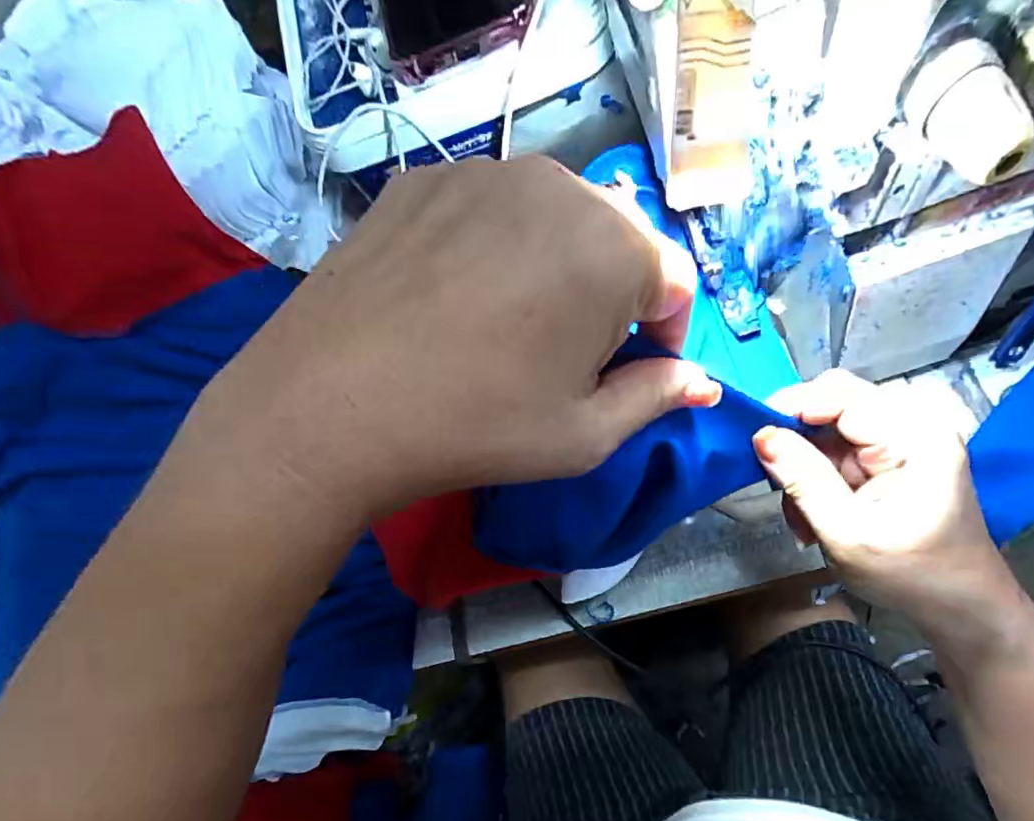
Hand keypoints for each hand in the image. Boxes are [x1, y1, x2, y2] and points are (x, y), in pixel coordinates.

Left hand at [201, 155, 718, 520]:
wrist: (333, 405)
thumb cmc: (481, 427)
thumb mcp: (586, 435)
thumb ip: (655, 397)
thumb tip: (700, 381)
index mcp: (614, 249)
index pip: (675, 280)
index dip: (667, 335)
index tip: (638, 375)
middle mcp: (558, 188)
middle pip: (618, 243)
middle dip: (615, 301)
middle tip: (573, 360)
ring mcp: (483, 173)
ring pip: (555, 221)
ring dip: (559, 272)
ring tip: (516, 332)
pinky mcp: (423, 180)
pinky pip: (492, 212)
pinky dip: (499, 251)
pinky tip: (461, 303)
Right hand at [754, 371, 1016, 619]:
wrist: (960, 605)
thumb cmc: (912, 575)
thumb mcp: (847, 533)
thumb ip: (804, 480)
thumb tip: (762, 437)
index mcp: (914, 436)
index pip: (842, 395)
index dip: (793, 406)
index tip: (754, 434)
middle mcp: (912, 426)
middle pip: (835, 409)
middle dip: (798, 447)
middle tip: (779, 488)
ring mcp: (903, 445)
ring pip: (830, 436)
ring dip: (805, 473)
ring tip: (804, 520)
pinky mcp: (893, 463)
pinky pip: (840, 458)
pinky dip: (819, 484)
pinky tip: (818, 518)